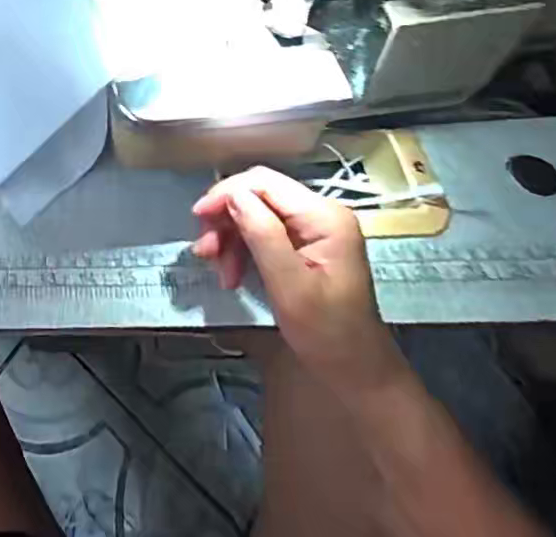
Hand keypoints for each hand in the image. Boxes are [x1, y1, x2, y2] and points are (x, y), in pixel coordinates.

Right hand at [191, 167, 407, 392]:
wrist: (357, 372)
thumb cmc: (327, 333)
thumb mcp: (290, 286)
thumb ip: (263, 235)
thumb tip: (232, 195)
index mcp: (324, 216)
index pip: (264, 183)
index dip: (227, 194)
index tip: (198, 217)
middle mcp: (320, 212)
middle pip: (258, 195)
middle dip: (227, 219)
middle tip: (205, 251)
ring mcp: (313, 227)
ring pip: (255, 213)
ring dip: (231, 237)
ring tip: (220, 271)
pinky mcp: (305, 243)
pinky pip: (263, 231)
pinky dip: (243, 249)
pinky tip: (233, 273)